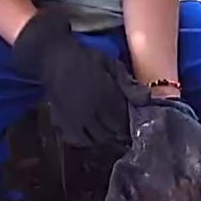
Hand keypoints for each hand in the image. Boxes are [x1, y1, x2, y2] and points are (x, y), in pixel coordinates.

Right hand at [12, 8, 134, 150]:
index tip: (132, 129)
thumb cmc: (86, 60)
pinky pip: (77, 140)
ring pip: (95, 140)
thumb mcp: (111, 65)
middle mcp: (90, 111)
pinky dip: (86, 141)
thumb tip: (147, 100)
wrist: (53, 58)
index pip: (121, 122)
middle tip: (122, 136)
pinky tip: (90, 136)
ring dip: (104, 141)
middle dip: (118, 136)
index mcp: (104, 96)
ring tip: (108, 136)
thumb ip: (128, 84)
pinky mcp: (62, 122)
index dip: (128, 128)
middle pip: (109, 134)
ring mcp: (75, 119)